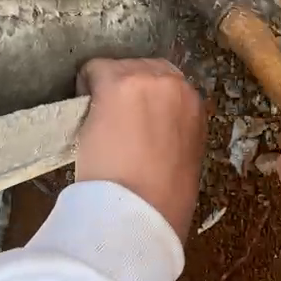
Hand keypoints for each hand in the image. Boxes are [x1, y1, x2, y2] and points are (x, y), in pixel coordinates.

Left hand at [76, 58, 205, 236]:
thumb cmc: (164, 199)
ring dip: (107, 89)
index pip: (167, 86)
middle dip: (129, 91)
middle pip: (143, 70)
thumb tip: (153, 127)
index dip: (147, 103)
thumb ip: (175, 132)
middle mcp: (176, 85)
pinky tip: (83, 116)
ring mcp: (146, 80)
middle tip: (116, 124)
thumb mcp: (185, 159)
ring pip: (118, 68)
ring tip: (99, 123)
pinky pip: (92, 70)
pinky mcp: (116, 83)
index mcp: (196, 106)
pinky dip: (84, 87)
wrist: (139, 211)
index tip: (135, 124)